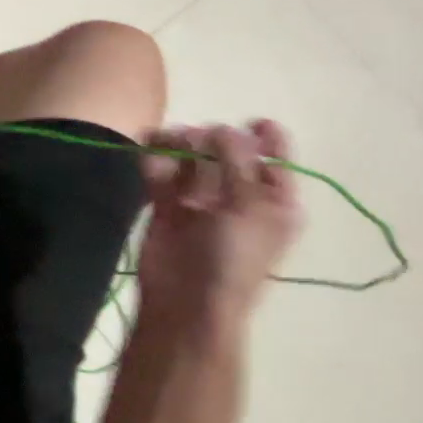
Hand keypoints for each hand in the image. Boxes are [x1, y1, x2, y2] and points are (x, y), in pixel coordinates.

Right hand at [136, 121, 302, 328]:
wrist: (188, 300)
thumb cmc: (233, 256)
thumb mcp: (249, 206)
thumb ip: (236, 162)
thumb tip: (220, 128)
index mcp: (274, 200)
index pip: (274, 158)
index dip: (264, 136)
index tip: (249, 122)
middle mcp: (239, 197)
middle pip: (225, 153)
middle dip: (210, 139)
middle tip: (192, 138)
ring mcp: (199, 202)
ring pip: (189, 160)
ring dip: (179, 145)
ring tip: (165, 140)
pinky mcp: (165, 209)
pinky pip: (160, 176)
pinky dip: (154, 161)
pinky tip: (147, 153)